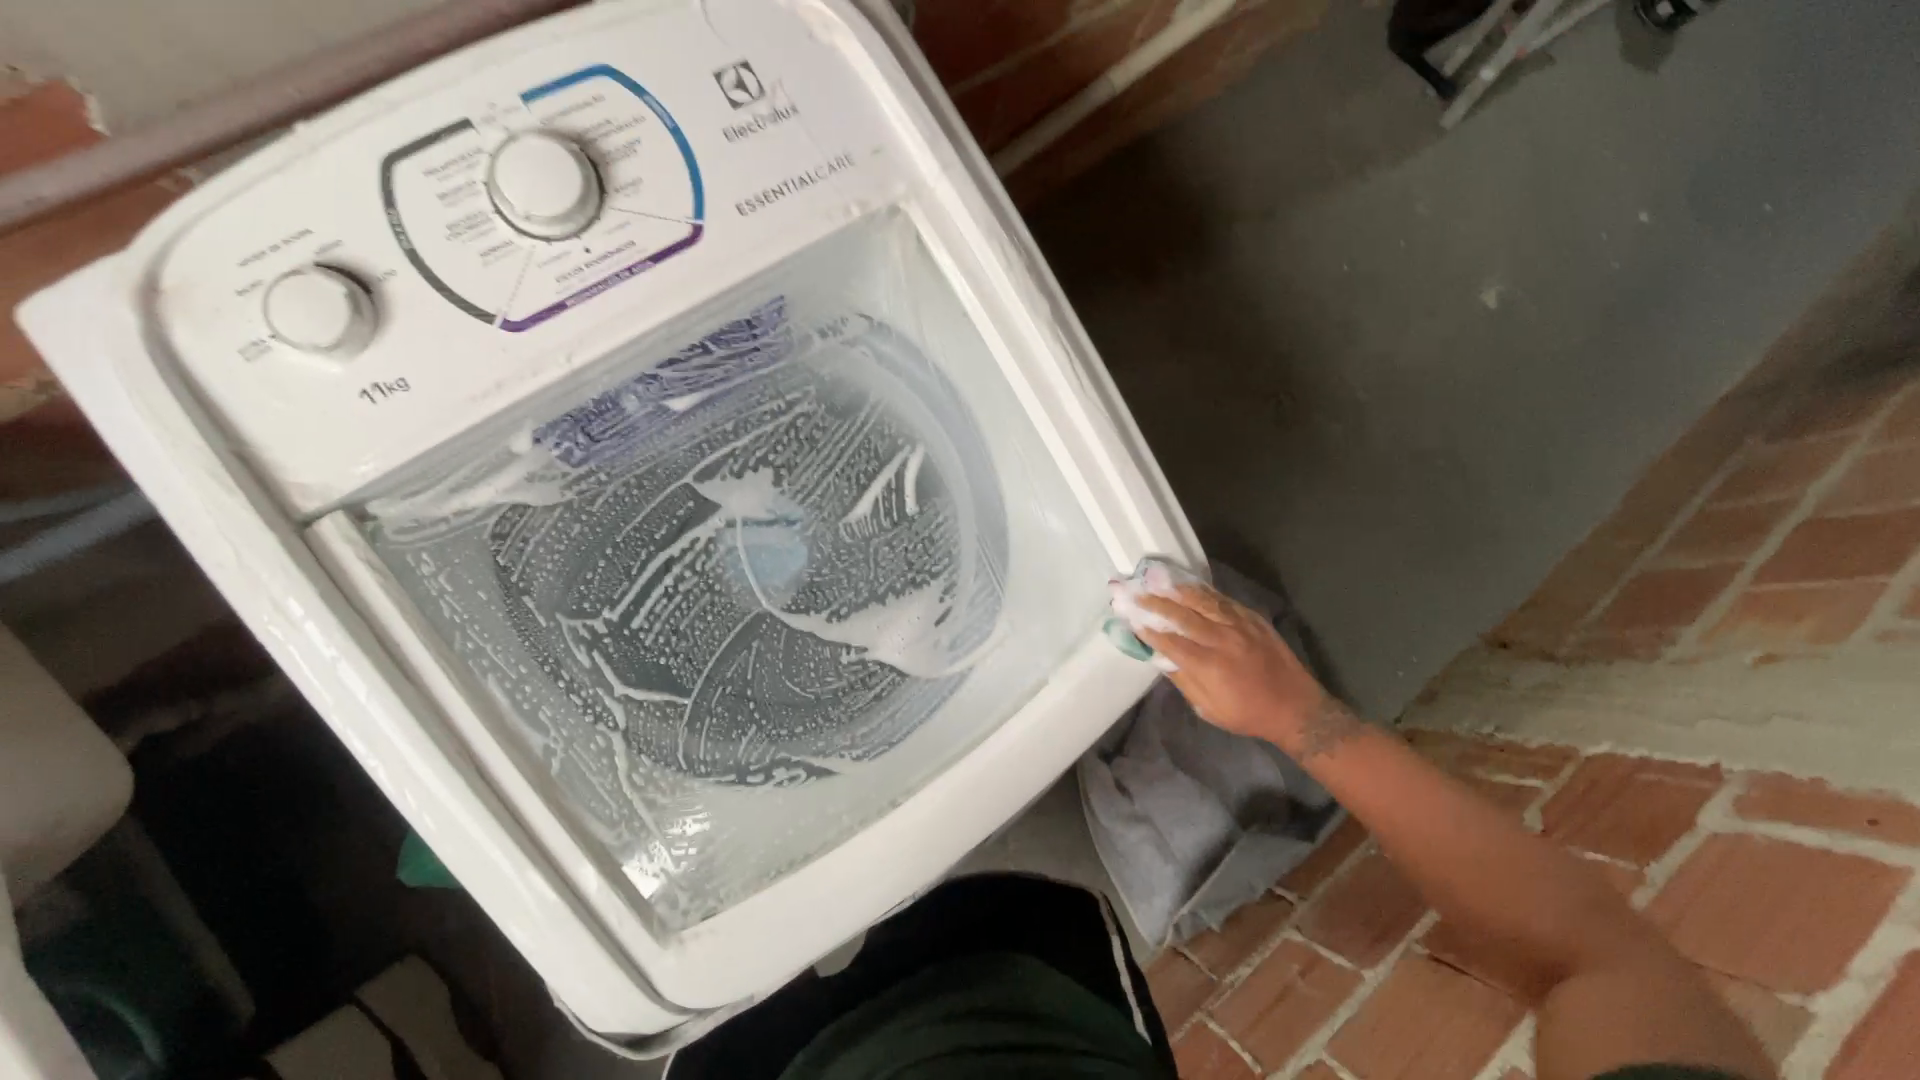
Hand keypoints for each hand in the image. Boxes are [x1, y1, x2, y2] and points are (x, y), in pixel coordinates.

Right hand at [1132, 585, 1330, 742]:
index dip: (1147, 628)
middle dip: (1153, 603)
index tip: (1128, 616)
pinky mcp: (1253, 619)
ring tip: (1155, 580)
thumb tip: (1161, 657)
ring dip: (1176, 590)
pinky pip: (1223, 600)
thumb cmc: (1247, 714)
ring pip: (1202, 600)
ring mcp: (1240, 625)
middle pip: (1181, 615)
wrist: (1295, 707)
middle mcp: (1222, 639)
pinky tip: (1188, 586)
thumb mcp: (1208, 708)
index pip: (1170, 640)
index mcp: (1209, 665)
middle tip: (1132, 592)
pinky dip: (1202, 592)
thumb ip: (1183, 680)